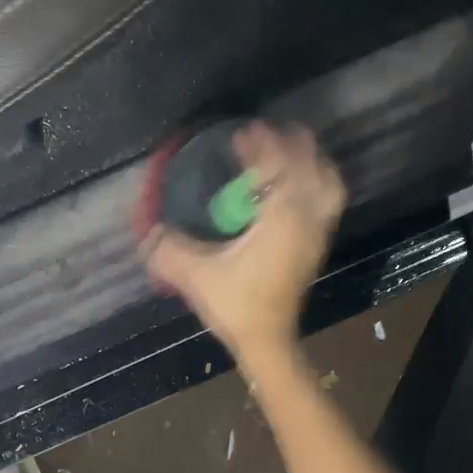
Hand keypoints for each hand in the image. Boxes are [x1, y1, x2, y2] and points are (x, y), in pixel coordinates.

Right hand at [144, 122, 345, 358]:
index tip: (242, 131)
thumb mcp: (196, 277)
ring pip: (326, 184)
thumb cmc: (236, 306)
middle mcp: (307, 218)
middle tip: (269, 134)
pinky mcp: (315, 248)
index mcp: (282, 217)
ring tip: (289, 154)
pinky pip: (324, 201)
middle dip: (293, 146)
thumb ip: (170, 252)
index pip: (276, 166)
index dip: (260, 145)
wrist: (266, 341)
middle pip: (311, 167)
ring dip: (310, 164)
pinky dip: (314, 184)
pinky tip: (294, 189)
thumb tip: (146, 234)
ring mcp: (317, 233)